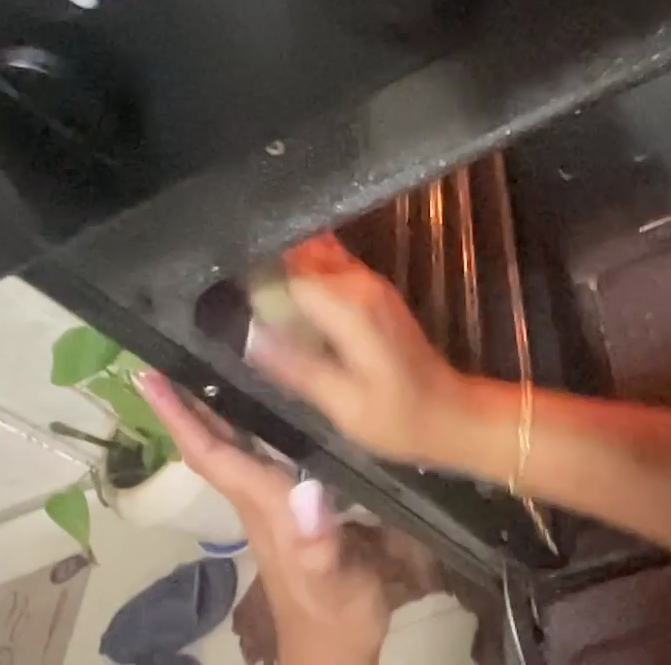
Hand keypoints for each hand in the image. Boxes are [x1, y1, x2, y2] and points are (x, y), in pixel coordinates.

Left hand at [137, 371, 387, 664]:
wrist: (334, 648)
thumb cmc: (337, 612)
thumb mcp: (337, 581)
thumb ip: (319, 545)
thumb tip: (307, 494)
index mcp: (264, 504)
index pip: (212, 454)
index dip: (181, 416)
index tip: (151, 378)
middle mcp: (256, 498)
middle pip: (210, 445)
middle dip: (184, 402)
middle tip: (166, 355)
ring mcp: (266, 502)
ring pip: (227, 447)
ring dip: (207, 410)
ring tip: (203, 366)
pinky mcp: (282, 505)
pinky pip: (251, 454)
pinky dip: (241, 424)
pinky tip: (257, 404)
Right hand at [247, 235, 473, 463]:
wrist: (449, 413)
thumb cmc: (398, 417)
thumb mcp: (343, 405)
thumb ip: (297, 366)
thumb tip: (250, 335)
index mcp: (351, 307)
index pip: (290, 271)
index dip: (254, 274)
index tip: (220, 280)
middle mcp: (360, 283)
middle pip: (302, 254)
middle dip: (266, 260)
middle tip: (225, 279)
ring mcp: (370, 283)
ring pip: (316, 254)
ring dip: (284, 261)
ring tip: (244, 279)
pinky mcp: (373, 291)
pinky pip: (330, 266)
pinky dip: (304, 271)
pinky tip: (279, 291)